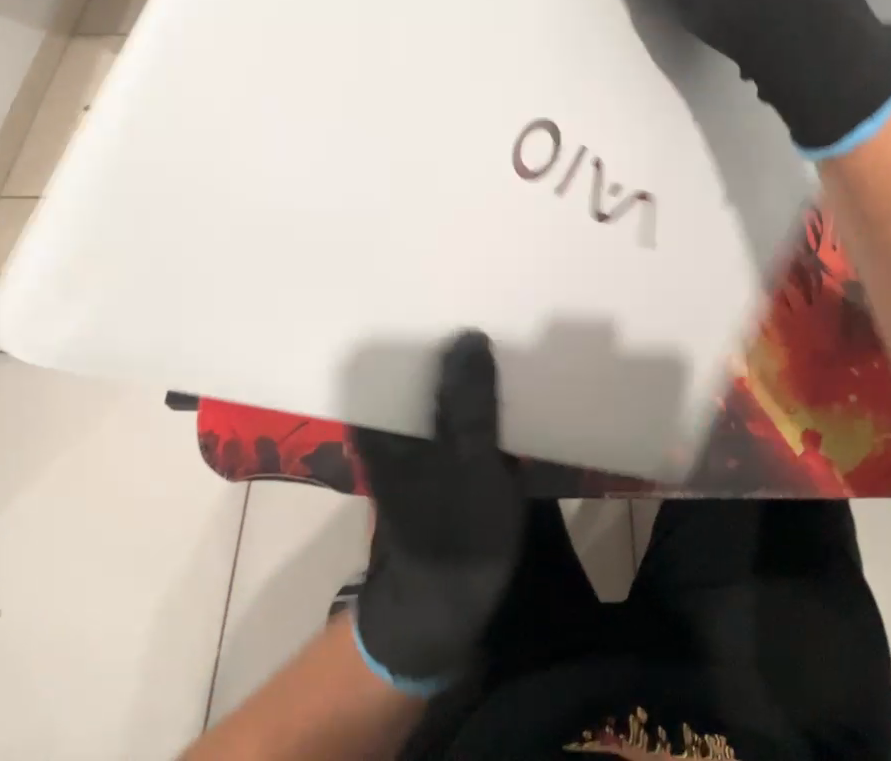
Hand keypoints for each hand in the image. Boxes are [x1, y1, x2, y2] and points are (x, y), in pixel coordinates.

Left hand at [349, 331, 523, 695]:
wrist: (451, 601)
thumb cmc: (454, 531)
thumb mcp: (468, 464)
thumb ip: (467, 402)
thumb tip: (469, 336)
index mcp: (380, 420)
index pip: (387, 351)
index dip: (414, 319)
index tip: (446, 289)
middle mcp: (391, 422)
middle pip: (418, 365)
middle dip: (449, 339)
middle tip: (488, 301)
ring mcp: (417, 438)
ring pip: (441, 385)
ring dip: (469, 367)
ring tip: (503, 329)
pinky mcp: (443, 452)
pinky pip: (460, 410)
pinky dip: (481, 396)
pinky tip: (510, 378)